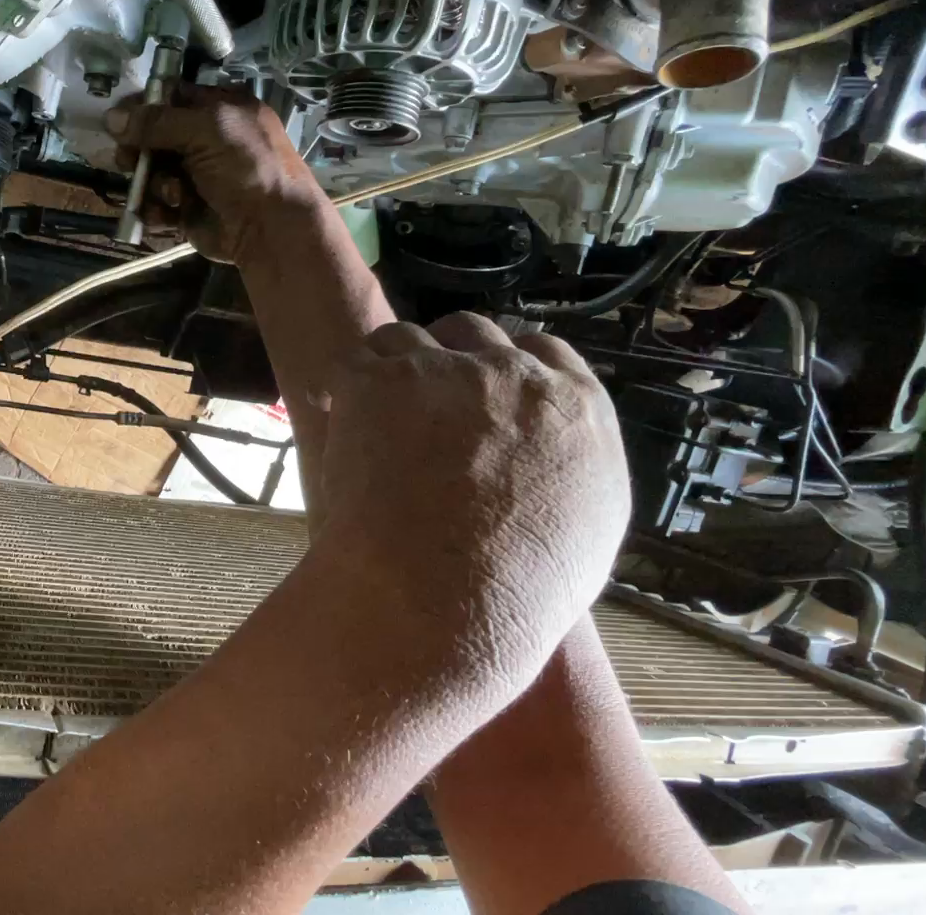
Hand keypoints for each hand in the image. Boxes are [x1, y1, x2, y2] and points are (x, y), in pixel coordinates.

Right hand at [105, 84, 325, 263]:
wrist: (269, 227)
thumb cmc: (245, 167)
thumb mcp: (206, 130)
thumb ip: (157, 122)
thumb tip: (110, 117)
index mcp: (219, 109)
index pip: (171, 97)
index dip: (142, 107)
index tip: (116, 119)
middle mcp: (206, 140)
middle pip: (154, 137)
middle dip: (139, 150)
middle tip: (128, 160)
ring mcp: (195, 176)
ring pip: (151, 172)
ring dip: (152, 183)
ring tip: (171, 195)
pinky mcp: (187, 209)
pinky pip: (156, 203)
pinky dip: (155, 209)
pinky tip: (165, 214)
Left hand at [309, 312, 630, 693]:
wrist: (443, 593)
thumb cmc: (520, 586)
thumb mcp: (584, 524)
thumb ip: (565, 467)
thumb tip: (545, 456)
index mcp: (576, 406)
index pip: (542, 350)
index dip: (504, 362)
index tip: (480, 384)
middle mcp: (510, 374)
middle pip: (471, 330)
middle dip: (446, 354)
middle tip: (418, 394)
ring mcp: (440, 372)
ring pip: (407, 337)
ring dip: (391, 363)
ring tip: (373, 405)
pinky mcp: (375, 382)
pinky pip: (355, 358)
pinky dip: (346, 379)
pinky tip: (341, 408)